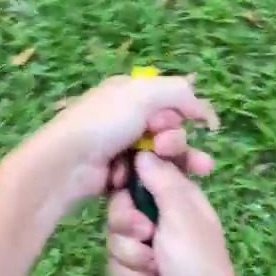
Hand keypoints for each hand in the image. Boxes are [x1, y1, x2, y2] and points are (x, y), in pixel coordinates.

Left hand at [32, 74, 217, 204]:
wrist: (68, 163)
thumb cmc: (104, 122)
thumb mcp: (143, 93)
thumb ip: (180, 92)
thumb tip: (206, 111)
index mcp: (130, 92)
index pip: (171, 102)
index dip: (177, 115)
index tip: (168, 125)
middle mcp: (127, 117)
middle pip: (169, 131)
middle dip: (176, 142)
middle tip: (164, 149)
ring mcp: (122, 147)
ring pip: (163, 156)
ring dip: (175, 163)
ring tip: (191, 173)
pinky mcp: (120, 173)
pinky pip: (148, 175)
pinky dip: (151, 178)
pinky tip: (151, 184)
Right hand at [107, 152, 240, 275]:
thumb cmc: (198, 261)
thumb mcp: (182, 215)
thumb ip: (161, 180)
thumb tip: (143, 151)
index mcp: (175, 194)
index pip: (143, 168)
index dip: (128, 173)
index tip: (120, 181)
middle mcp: (158, 214)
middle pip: (119, 203)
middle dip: (126, 224)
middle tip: (146, 235)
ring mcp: (145, 241)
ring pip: (114, 235)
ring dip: (131, 256)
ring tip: (153, 269)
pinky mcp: (135, 266)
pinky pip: (114, 261)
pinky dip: (130, 275)